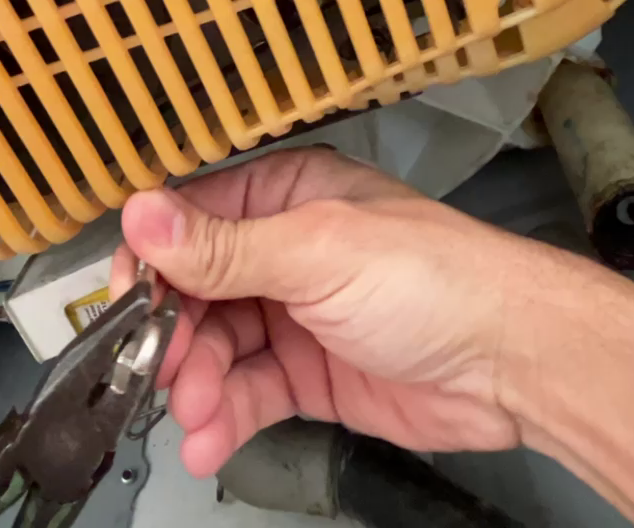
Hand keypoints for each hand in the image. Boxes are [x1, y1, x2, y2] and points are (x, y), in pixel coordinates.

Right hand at [110, 146, 566, 476]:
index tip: (125, 303)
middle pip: (197, 287)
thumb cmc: (428, 275)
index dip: (154, 260)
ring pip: (217, 345)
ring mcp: (296, 312)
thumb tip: (141, 213)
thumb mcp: (318, 251)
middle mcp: (285, 248)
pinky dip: (225, 415)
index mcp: (287, 196)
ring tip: (195, 414)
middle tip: (160, 371)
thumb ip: (224, 245)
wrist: (509, 359)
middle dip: (174, 332)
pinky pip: (248, 389)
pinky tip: (211, 438)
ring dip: (196, 383)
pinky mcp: (308, 370)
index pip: (194, 219)